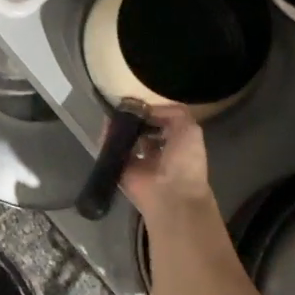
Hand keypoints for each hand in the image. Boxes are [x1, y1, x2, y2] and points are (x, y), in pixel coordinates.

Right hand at [119, 104, 213, 224]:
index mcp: (177, 142)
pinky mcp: (120, 169)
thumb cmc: (185, 161)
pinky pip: (111, 152)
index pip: (161, 122)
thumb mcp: (189, 128)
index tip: (140, 101)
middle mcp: (157, 151)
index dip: (152, 111)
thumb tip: (146, 109)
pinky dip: (107, 140)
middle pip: (141, 130)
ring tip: (113, 114)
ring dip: (119, 128)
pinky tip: (106, 128)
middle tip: (123, 105)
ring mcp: (137, 161)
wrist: (170, 193)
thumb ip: (172, 112)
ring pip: (125, 140)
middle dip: (134, 118)